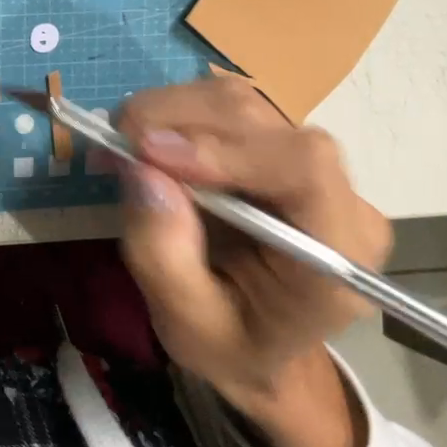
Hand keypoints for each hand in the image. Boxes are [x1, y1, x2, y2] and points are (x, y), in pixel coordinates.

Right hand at [111, 78, 391, 446]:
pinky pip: (222, 107)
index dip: (224, 148)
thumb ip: (164, 255)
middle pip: (260, 123)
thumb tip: (141, 170)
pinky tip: (139, 141)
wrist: (253, 341)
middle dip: (177, 121)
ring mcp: (306, 164)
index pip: (303, 169)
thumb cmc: (229, 343)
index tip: (148, 151)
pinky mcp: (271, 144)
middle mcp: (336, 196)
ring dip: (167, 110)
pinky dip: (170, 112)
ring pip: (237, 103)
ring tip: (117, 142)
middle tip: (110, 142)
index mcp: (336, 254)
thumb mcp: (187, 325)